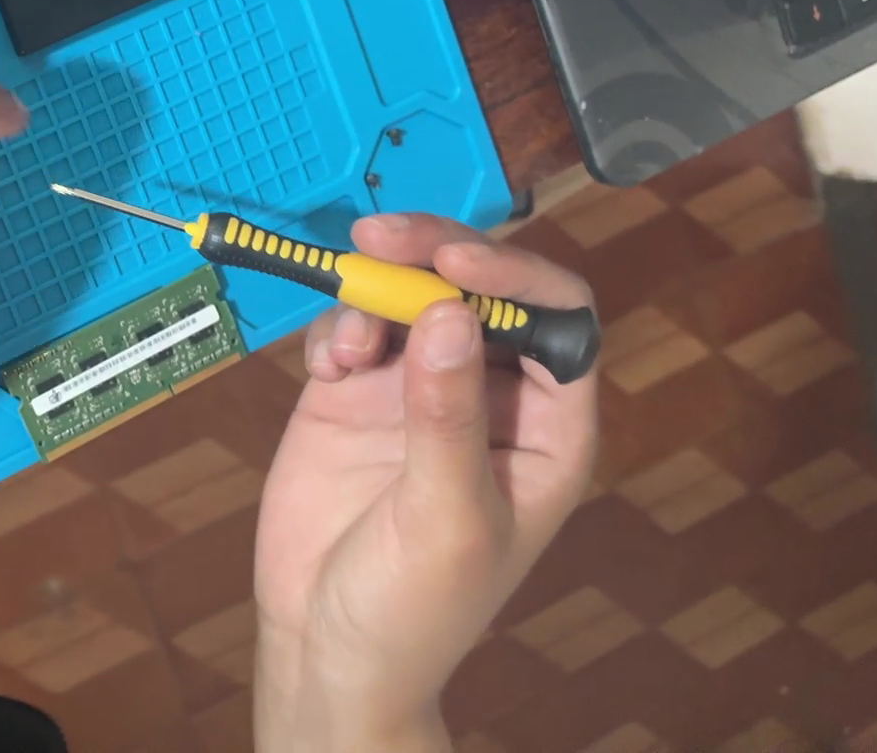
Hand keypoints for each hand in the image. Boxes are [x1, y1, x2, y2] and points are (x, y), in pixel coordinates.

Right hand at [252, 214, 597, 752]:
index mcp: (542, 428)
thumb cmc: (413, 605)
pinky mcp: (349, 393)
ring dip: (371, 299)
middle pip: (473, 293)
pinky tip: (324, 368)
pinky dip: (332, 332)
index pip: (556, 322)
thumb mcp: (445, 517)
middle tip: (373, 238)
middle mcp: (481, 395)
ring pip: (403, 301)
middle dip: (430, 258)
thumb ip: (448, 416)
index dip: (513, 279)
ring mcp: (409, 389)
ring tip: (343, 350)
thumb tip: (449, 315)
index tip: (448, 264)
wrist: (321, 638)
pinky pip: (347, 331)